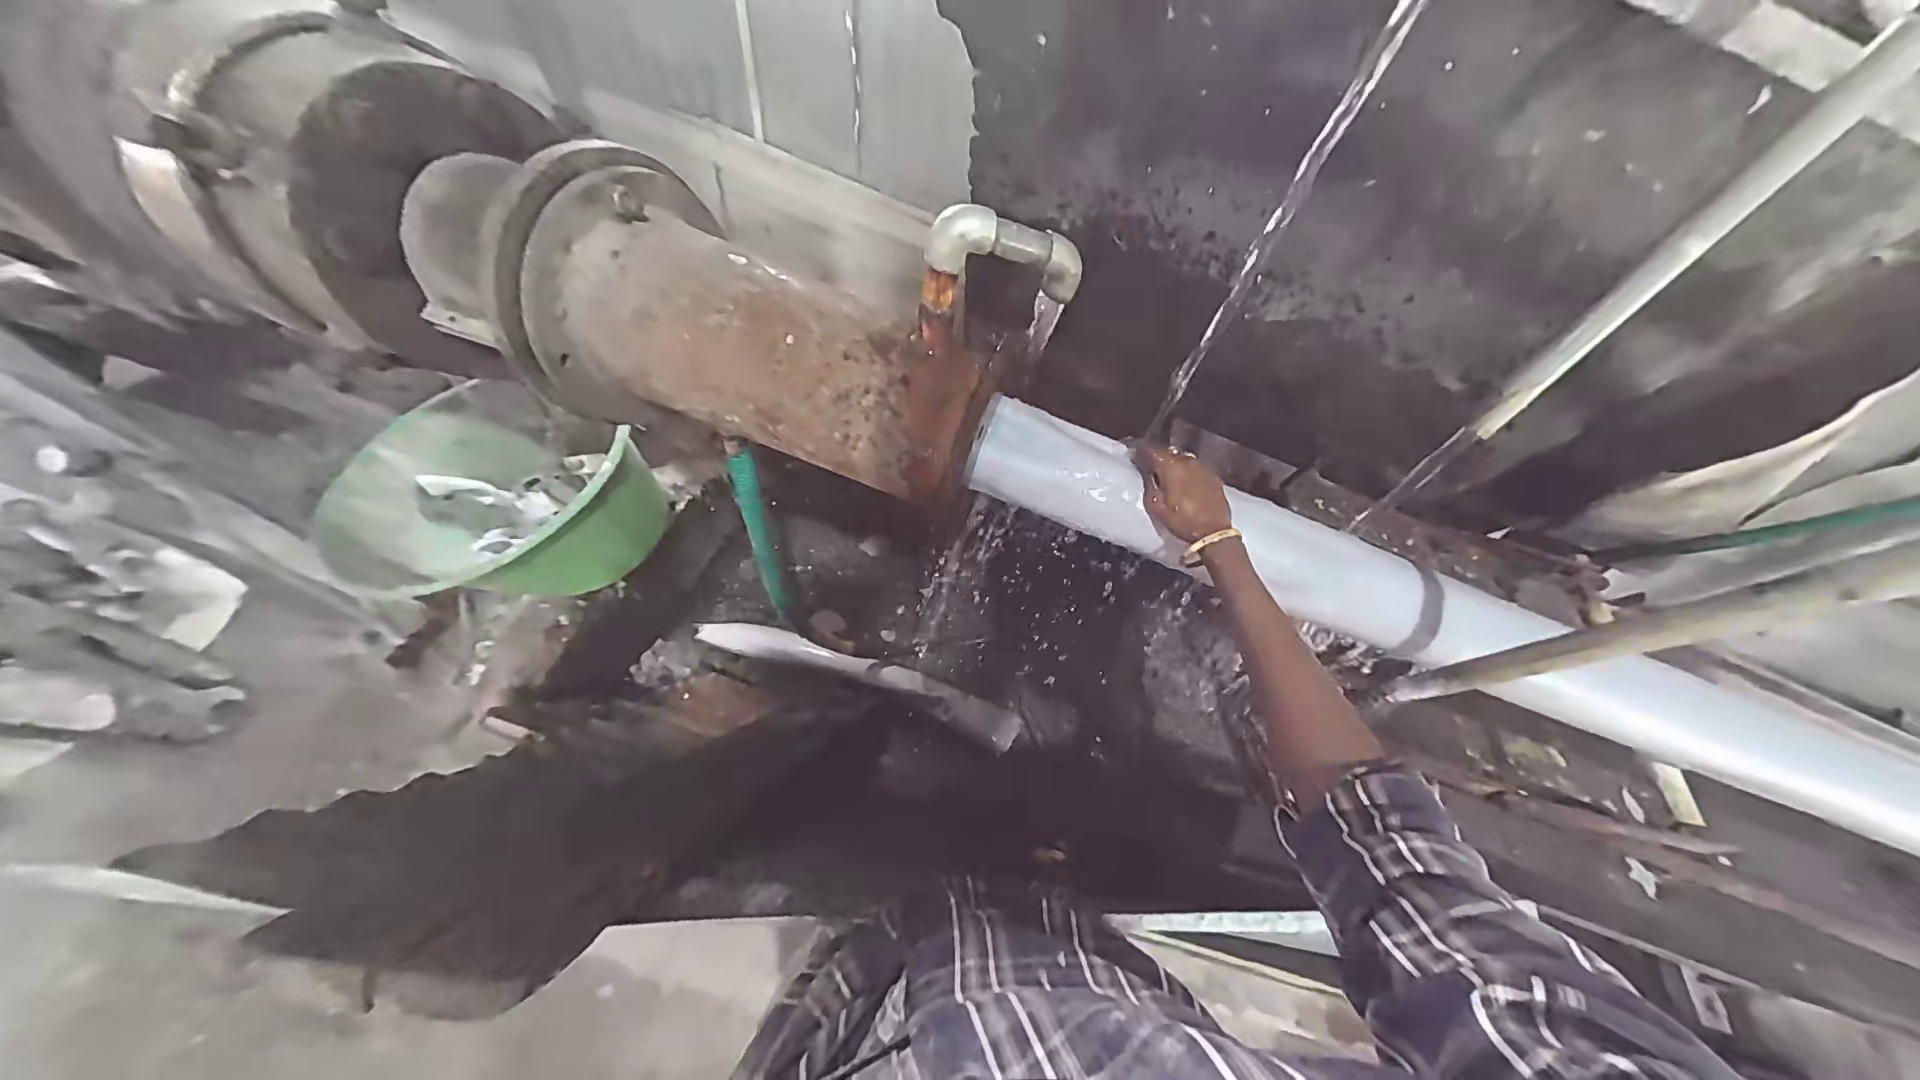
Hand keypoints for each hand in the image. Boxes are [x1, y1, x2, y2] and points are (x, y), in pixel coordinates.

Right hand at [1133, 443, 1232, 542]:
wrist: (1213, 532)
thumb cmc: (1181, 521)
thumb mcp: (1156, 507)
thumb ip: (1150, 486)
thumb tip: (1147, 473)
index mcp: (1171, 468)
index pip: (1153, 451)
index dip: (1142, 452)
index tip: (1135, 454)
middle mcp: (1188, 462)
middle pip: (1169, 452)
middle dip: (1158, 456)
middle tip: (1150, 463)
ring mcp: (1203, 468)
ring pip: (1184, 458)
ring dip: (1174, 462)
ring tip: (1167, 470)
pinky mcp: (1213, 476)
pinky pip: (1196, 467)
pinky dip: (1188, 470)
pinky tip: (1185, 478)